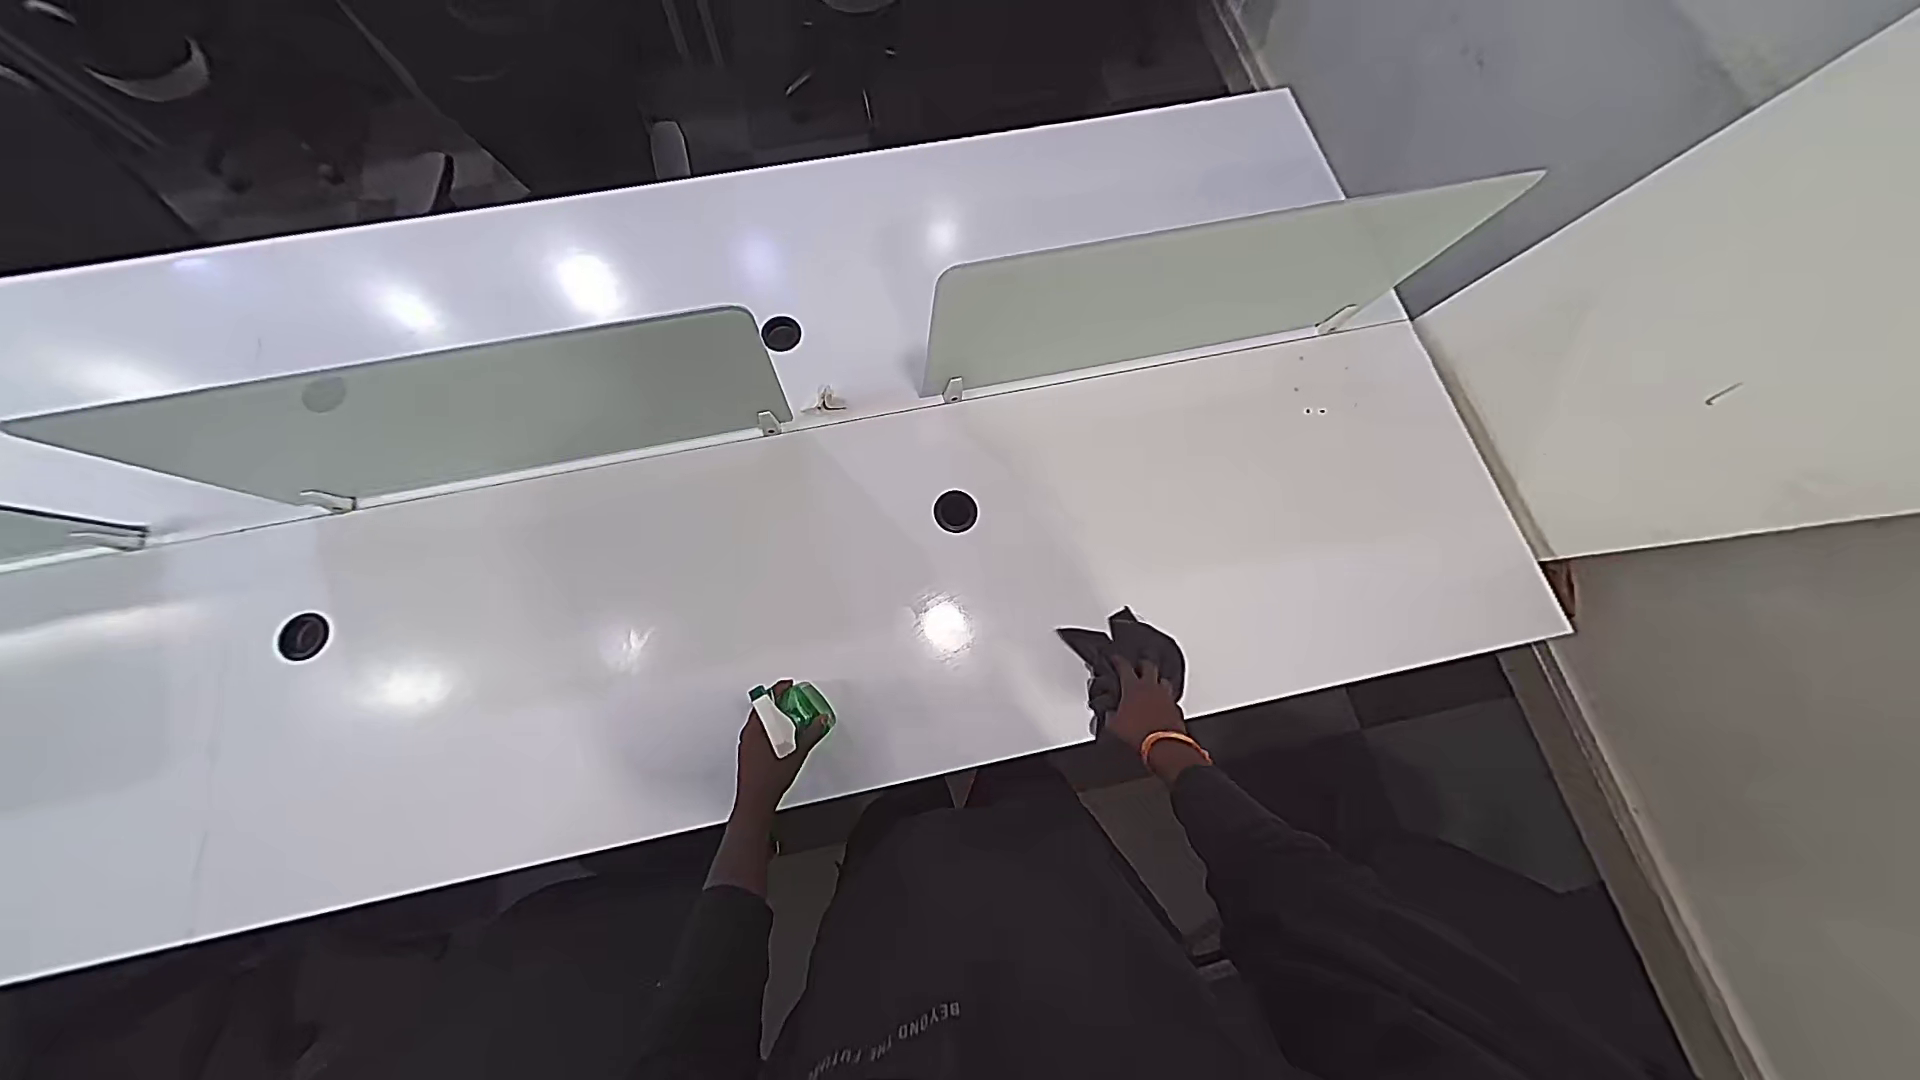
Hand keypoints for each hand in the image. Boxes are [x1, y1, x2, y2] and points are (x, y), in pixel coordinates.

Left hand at [732, 680, 827, 819]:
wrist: (754, 802)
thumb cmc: (770, 780)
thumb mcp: (796, 755)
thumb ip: (810, 735)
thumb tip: (820, 721)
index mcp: (757, 730)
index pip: (766, 701)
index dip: (778, 689)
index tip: (787, 684)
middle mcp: (748, 734)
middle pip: (761, 709)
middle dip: (776, 701)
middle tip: (790, 697)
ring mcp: (745, 743)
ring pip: (759, 720)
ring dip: (773, 714)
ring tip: (788, 714)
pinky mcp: (746, 752)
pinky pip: (757, 730)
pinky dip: (769, 725)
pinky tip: (780, 733)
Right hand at [1100, 657, 1185, 753]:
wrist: (1164, 748)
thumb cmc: (1139, 735)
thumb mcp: (1114, 726)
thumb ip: (1110, 715)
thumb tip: (1109, 713)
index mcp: (1133, 687)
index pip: (1124, 666)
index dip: (1118, 660)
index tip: (1115, 659)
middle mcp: (1151, 688)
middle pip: (1148, 666)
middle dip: (1141, 664)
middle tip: (1137, 666)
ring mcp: (1166, 697)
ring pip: (1163, 680)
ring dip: (1157, 680)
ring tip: (1152, 683)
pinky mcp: (1176, 709)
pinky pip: (1171, 698)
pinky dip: (1165, 698)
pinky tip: (1162, 703)